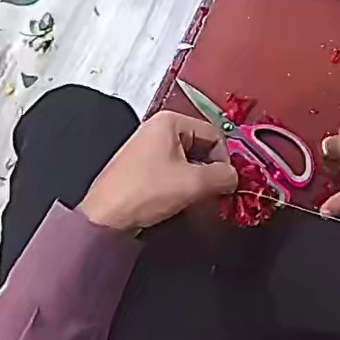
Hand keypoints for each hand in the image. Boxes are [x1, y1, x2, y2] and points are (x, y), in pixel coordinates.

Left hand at [78, 112, 238, 231]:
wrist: (105, 218)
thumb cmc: (145, 192)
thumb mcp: (194, 183)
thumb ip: (223, 176)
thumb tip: (234, 177)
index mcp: (170, 122)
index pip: (214, 135)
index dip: (224, 159)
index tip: (226, 181)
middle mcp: (158, 129)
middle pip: (202, 147)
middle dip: (211, 171)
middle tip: (215, 192)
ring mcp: (148, 148)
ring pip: (189, 161)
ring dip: (198, 180)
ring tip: (196, 199)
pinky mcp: (143, 167)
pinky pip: (174, 170)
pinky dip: (182, 184)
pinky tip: (180, 200)